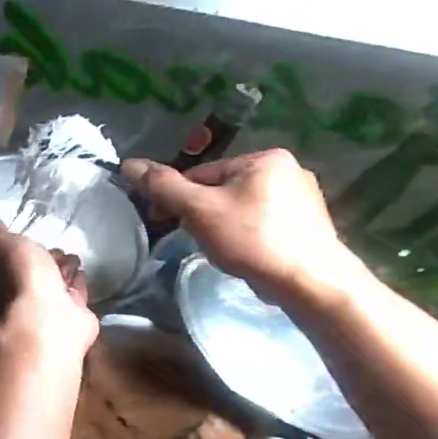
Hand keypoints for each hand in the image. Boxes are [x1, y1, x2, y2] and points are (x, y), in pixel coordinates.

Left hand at [0, 215, 97, 359]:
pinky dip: (78, 284)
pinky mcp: (73, 317)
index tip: (30, 239)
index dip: (21, 249)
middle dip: (45, 259)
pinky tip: (80, 275)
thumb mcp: (3, 244)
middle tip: (55, 251)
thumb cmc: (20, 277)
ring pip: (56, 282)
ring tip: (71, 259)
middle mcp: (20, 297)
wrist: (49, 316)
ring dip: (64, 268)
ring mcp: (47, 309)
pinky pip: (76, 295)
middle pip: (35, 272)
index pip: (9, 261)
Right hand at [122, 149, 370, 307]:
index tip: (163, 221)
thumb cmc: (251, 239)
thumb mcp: (198, 209)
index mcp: (264, 158)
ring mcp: (301, 196)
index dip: (176, 197)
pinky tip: (243, 253)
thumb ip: (162, 186)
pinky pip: (260, 221)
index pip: (201, 173)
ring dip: (220, 224)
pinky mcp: (306, 222)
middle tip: (194, 238)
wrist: (309, 281)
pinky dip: (244, 234)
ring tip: (220, 248)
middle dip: (200, 212)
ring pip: (239, 206)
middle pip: (220, 189)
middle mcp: (288, 169)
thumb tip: (128, 164)